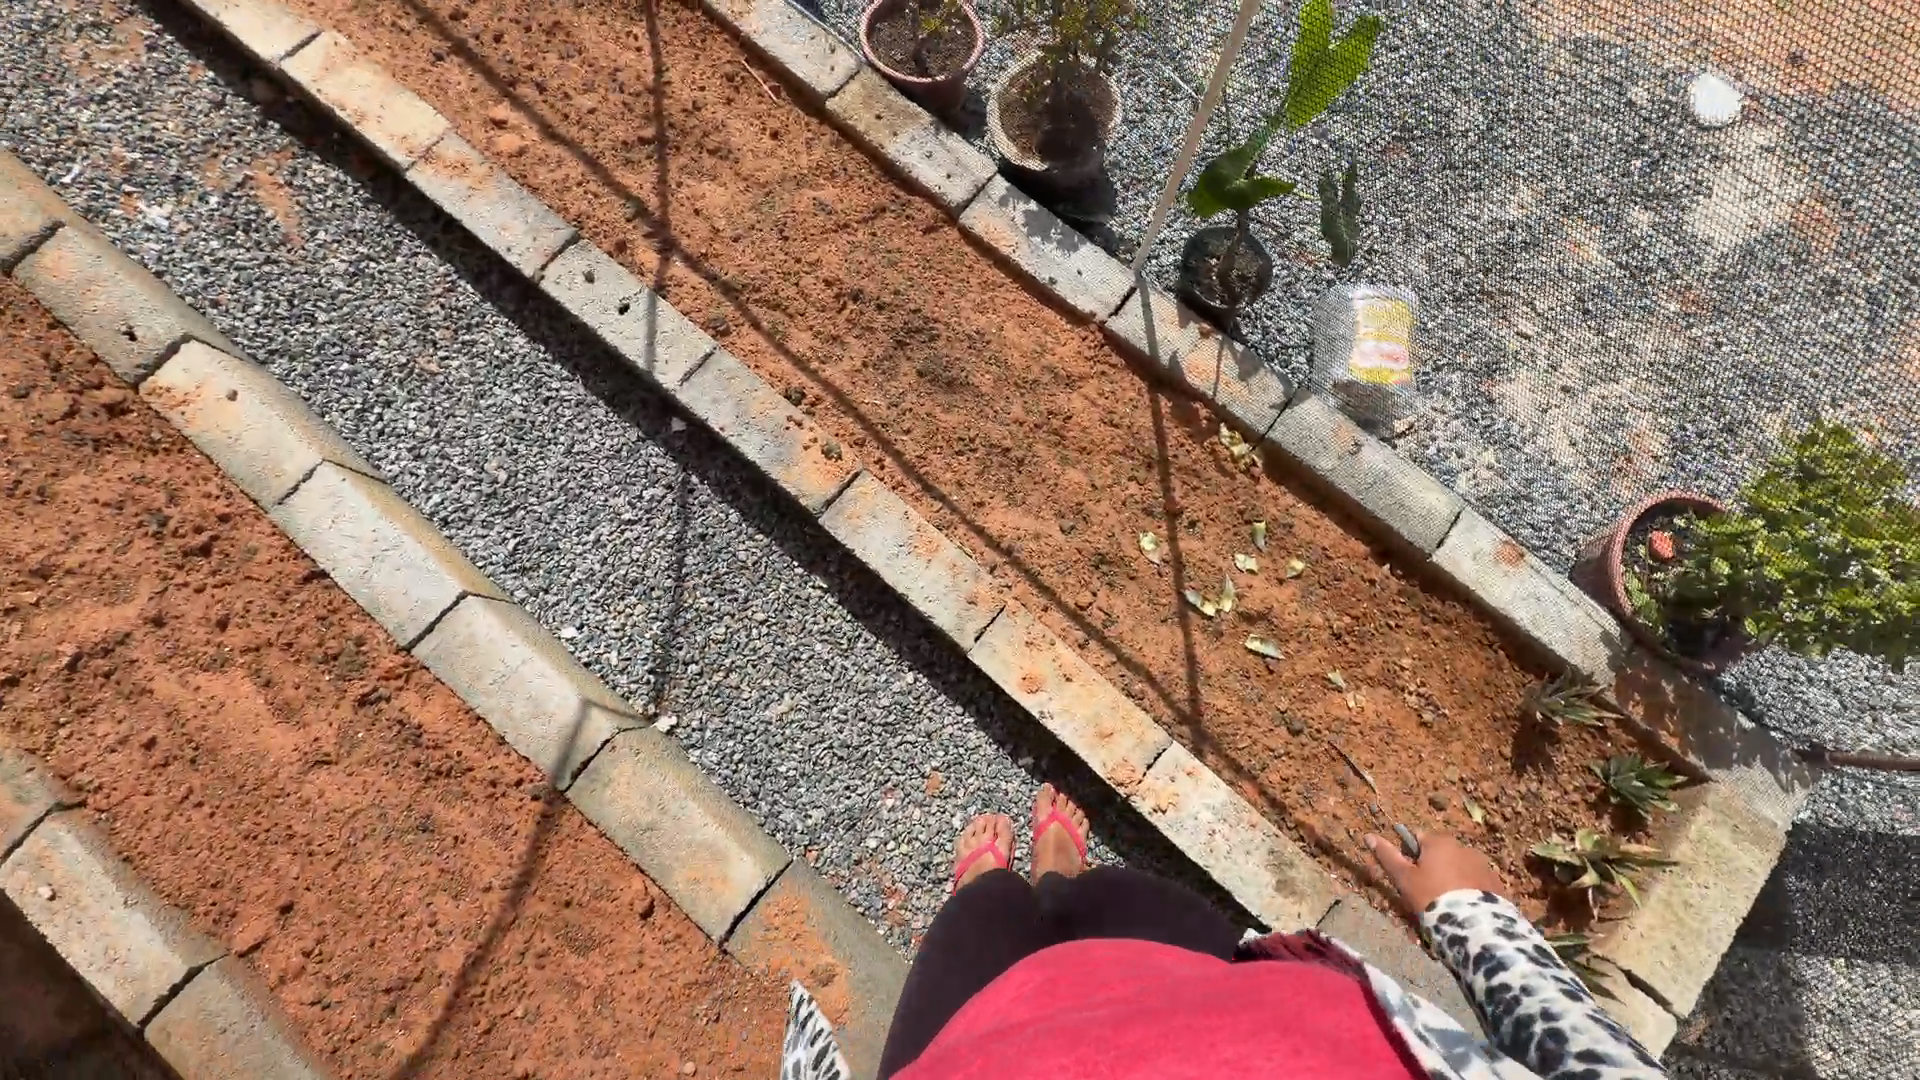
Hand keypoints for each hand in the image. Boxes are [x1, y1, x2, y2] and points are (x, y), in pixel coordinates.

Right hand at [1366, 829, 1506, 915]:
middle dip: (1433, 866)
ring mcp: (1484, 866)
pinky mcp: (1498, 885)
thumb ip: (1387, 855)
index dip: (1409, 855)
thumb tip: (1368, 835)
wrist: (1477, 927)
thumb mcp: (1404, 877)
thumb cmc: (1433, 897)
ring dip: (1452, 878)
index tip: (1410, 875)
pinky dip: (1469, 890)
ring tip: (1448, 902)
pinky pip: (1476, 882)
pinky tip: (1465, 907)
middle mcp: (1463, 847)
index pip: (1417, 838)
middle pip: (1440, 852)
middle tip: (1426, 891)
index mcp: (1439, 842)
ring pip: (1459, 867)